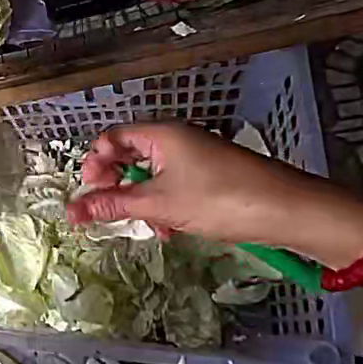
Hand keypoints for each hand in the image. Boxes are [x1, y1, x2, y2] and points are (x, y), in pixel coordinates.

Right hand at [66, 122, 362, 258]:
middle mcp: (175, 139)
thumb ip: (112, 205)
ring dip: (140, 200)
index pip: (110, 139)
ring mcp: (194, 157)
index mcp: (161, 134)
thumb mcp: (159, 205)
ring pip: (150, 174)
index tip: (90, 192)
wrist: (291, 212)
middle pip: (128, 155)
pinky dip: (163, 205)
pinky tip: (171, 228)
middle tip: (110, 210)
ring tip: (148, 226)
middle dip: (116, 185)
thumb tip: (70, 211)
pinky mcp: (210, 176)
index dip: (95, 164)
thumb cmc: (220, 200)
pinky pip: (172, 185)